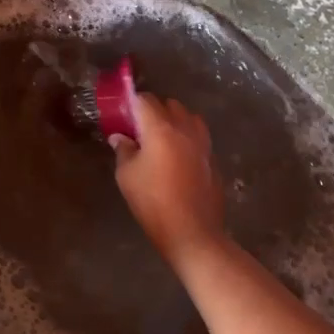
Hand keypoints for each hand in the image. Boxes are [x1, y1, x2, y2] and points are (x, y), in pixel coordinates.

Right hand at [109, 93, 225, 268]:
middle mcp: (185, 130)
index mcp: (160, 129)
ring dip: (174, 120)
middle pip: (170, 104)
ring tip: (161, 139)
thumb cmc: (153, 201)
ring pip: (189, 118)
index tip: (121, 114)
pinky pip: (199, 138)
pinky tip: (176, 158)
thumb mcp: (126, 174)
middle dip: (154, 109)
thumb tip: (121, 137)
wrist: (192, 233)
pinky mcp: (213, 161)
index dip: (131, 102)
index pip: (145, 100)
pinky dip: (186, 138)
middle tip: (139, 127)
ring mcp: (203, 145)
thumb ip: (123, 149)